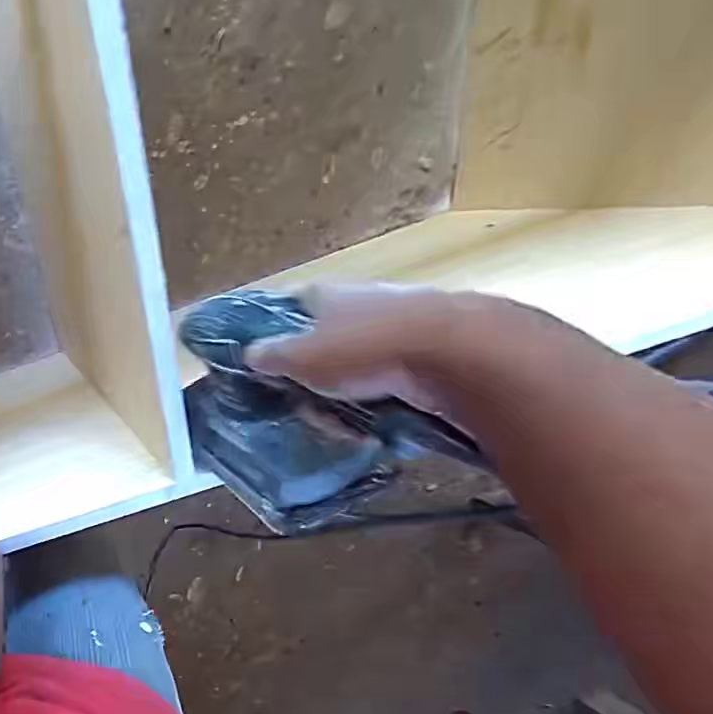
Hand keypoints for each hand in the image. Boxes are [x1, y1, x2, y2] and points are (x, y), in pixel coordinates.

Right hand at [244, 283, 546, 418]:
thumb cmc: (364, 348)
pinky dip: (374, 396)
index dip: (268, 326)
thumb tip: (250, 354)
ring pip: (353, 358)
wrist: (462, 355)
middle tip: (297, 398)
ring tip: (336, 419)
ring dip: (340, 388)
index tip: (257, 354)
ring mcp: (399, 322)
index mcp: (327, 293)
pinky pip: (386, 376)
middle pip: (320, 335)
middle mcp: (362, 300)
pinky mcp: (431, 348)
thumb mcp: (299, 358)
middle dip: (307, 369)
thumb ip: (270, 356)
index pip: (286, 303)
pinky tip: (371, 420)